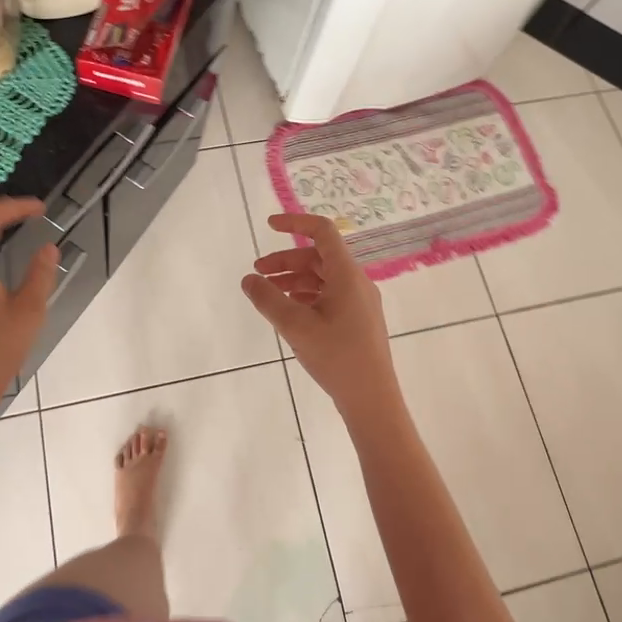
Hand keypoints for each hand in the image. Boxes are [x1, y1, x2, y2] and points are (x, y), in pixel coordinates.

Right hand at [241, 214, 398, 415]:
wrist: (372, 398)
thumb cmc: (336, 357)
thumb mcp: (295, 326)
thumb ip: (268, 299)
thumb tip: (249, 279)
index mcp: (347, 274)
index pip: (323, 232)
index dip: (295, 222)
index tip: (269, 226)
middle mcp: (357, 282)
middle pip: (319, 257)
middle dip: (286, 260)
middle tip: (258, 273)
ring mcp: (360, 302)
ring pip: (323, 278)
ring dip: (294, 280)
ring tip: (268, 294)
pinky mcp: (359, 320)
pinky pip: (330, 295)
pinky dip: (307, 295)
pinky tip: (289, 311)